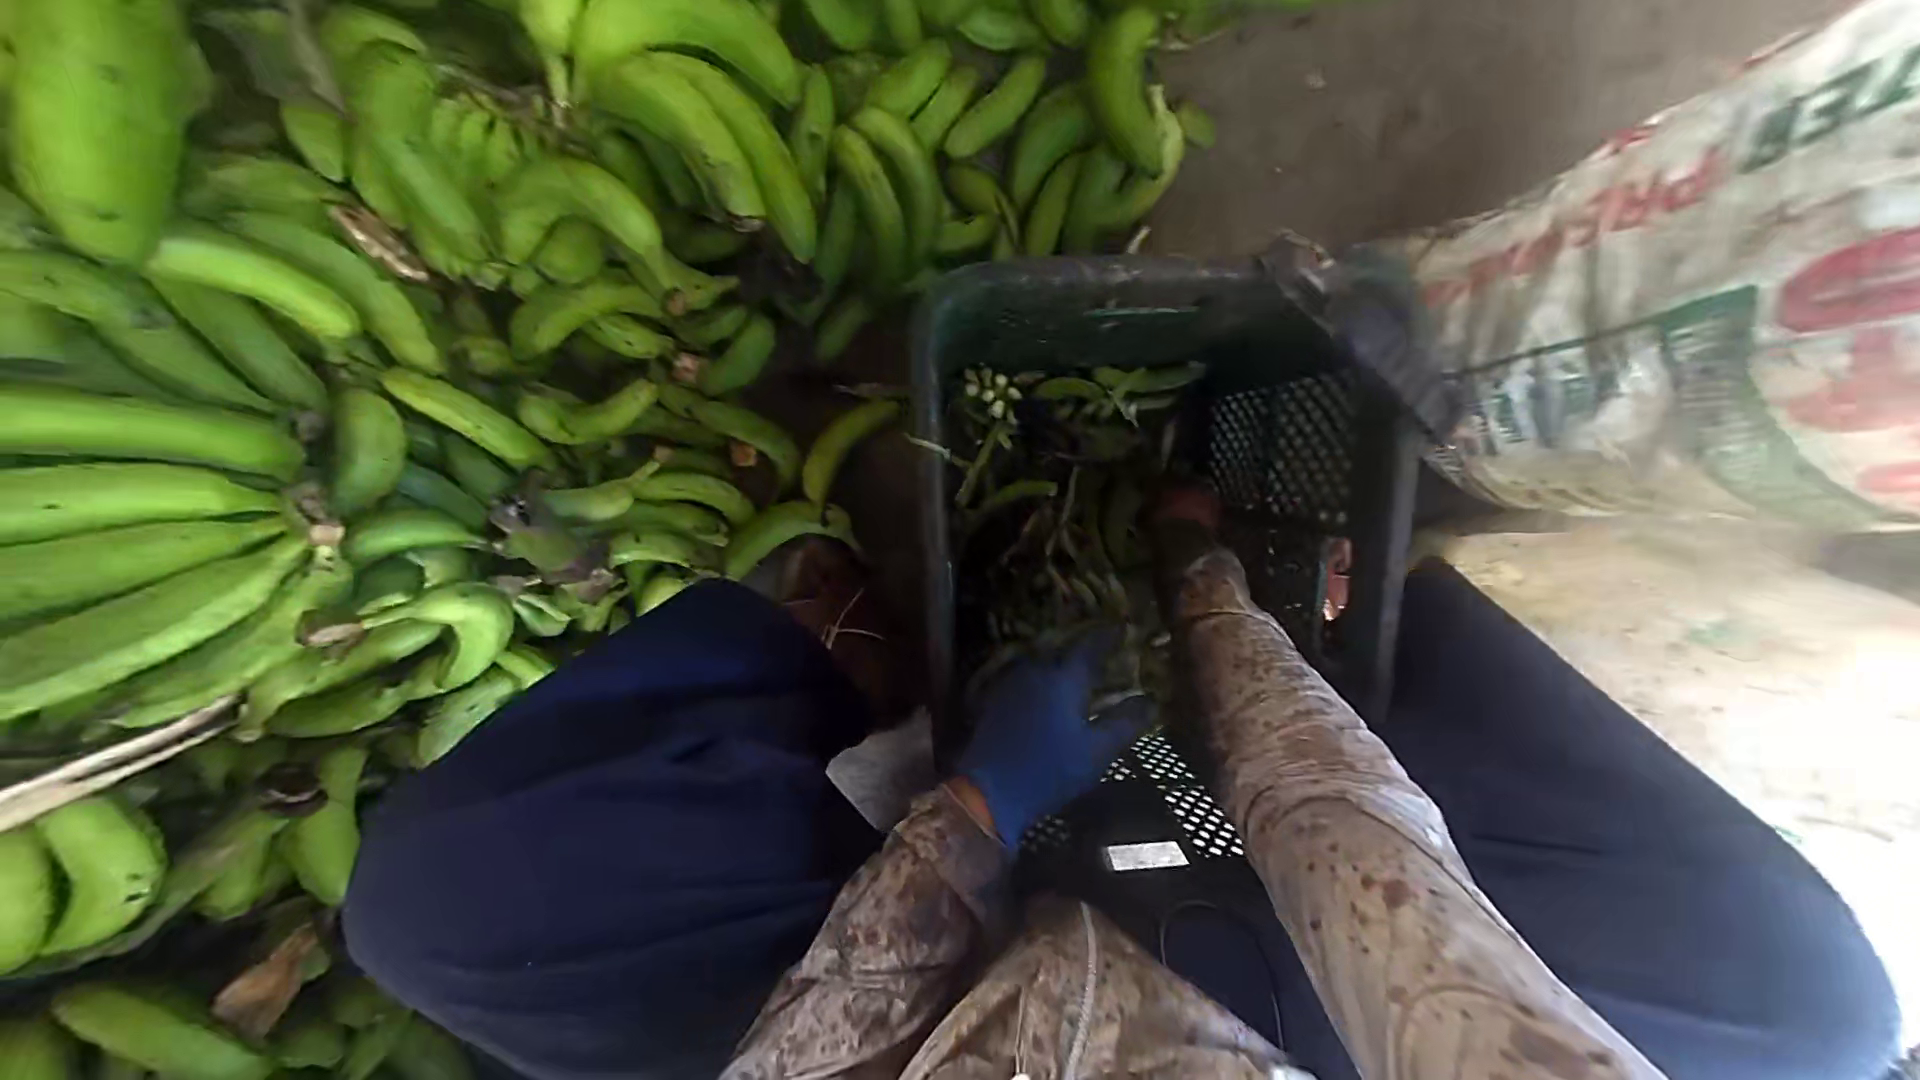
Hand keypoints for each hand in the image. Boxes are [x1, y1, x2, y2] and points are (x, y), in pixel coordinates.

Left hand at [956, 627, 1152, 844]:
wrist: (991, 789)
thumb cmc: (1050, 770)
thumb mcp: (1097, 751)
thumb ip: (1125, 723)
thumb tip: (1150, 701)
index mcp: (1064, 677)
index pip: (1090, 645)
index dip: (1108, 636)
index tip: (1123, 628)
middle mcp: (1037, 669)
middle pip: (1065, 650)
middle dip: (1084, 649)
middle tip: (1104, 652)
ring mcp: (1012, 681)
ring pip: (1043, 663)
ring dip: (1061, 664)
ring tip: (1079, 674)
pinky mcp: (996, 697)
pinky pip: (1027, 678)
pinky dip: (1043, 680)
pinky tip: (1049, 695)